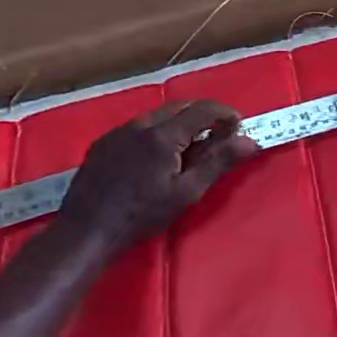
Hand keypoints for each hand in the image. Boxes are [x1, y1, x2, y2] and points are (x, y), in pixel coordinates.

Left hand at [56, 100, 259, 248]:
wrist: (87, 230)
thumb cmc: (142, 214)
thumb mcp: (187, 192)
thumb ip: (218, 162)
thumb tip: (250, 141)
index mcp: (163, 135)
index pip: (203, 109)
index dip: (225, 114)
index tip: (239, 126)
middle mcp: (140, 124)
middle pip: (180, 106)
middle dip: (204, 115)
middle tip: (219, 136)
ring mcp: (119, 131)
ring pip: (158, 115)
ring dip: (180, 122)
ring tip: (190, 147)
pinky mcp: (104, 142)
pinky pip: (139, 127)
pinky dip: (158, 131)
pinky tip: (158, 156)